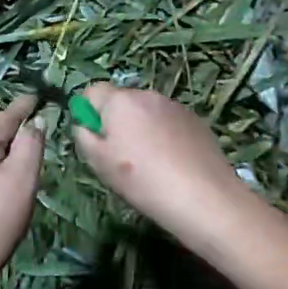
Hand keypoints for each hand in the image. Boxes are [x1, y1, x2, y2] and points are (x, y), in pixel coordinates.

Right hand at [70, 84, 248, 233]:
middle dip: (116, 121)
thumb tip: (85, 125)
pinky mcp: (196, 120)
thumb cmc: (141, 179)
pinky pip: (168, 122)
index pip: (92, 91)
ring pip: (146, 111)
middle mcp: (147, 95)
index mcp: (120, 101)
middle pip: (121, 101)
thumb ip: (83, 136)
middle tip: (121, 155)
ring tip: (150, 162)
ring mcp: (174, 106)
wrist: (204, 197)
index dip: (88, 112)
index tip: (96, 139)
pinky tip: (172, 162)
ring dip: (141, 127)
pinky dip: (164, 135)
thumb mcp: (98, 162)